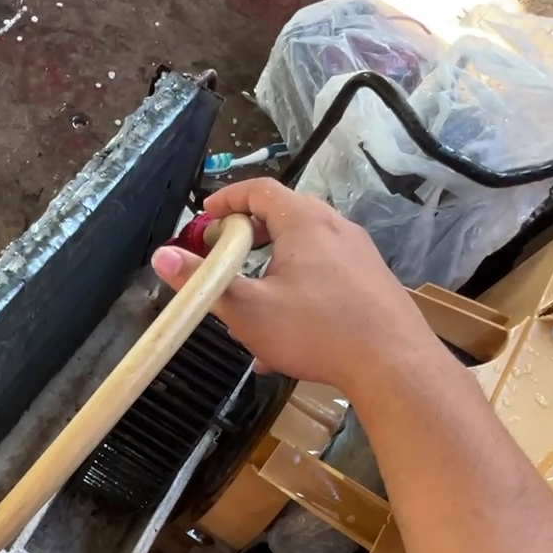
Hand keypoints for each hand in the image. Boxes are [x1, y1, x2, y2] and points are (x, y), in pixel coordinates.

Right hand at [149, 178, 428, 387]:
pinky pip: (324, 278)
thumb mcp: (246, 308)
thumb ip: (203, 282)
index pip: (260, 190)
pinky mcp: (371, 284)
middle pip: (284, 218)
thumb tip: (161, 256)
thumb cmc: (314, 330)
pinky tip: (283, 339)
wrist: (392, 362)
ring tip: (249, 305)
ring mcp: (358, 256)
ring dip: (271, 271)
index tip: (204, 216)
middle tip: (222, 257)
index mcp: (304, 222)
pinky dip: (296, 292)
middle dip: (248, 237)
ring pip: (303, 253)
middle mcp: (335, 228)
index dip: (227, 199)